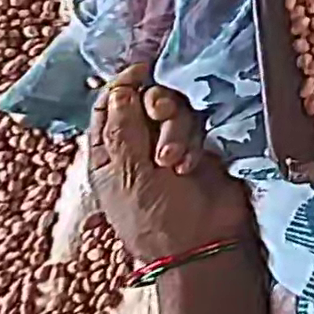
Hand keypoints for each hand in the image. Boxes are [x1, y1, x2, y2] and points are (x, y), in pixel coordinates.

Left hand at [91, 64, 252, 261]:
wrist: (201, 240)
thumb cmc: (154, 216)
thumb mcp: (128, 174)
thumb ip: (122, 129)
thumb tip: (118, 88)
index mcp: (110, 151)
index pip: (110, 105)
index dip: (122, 86)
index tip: (140, 72)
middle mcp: (140, 142)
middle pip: (147, 100)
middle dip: (157, 107)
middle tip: (163, 117)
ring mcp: (173, 143)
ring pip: (176, 109)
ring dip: (176, 129)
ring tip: (175, 159)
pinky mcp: (203, 144)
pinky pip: (200, 122)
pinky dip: (195, 139)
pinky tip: (192, 161)